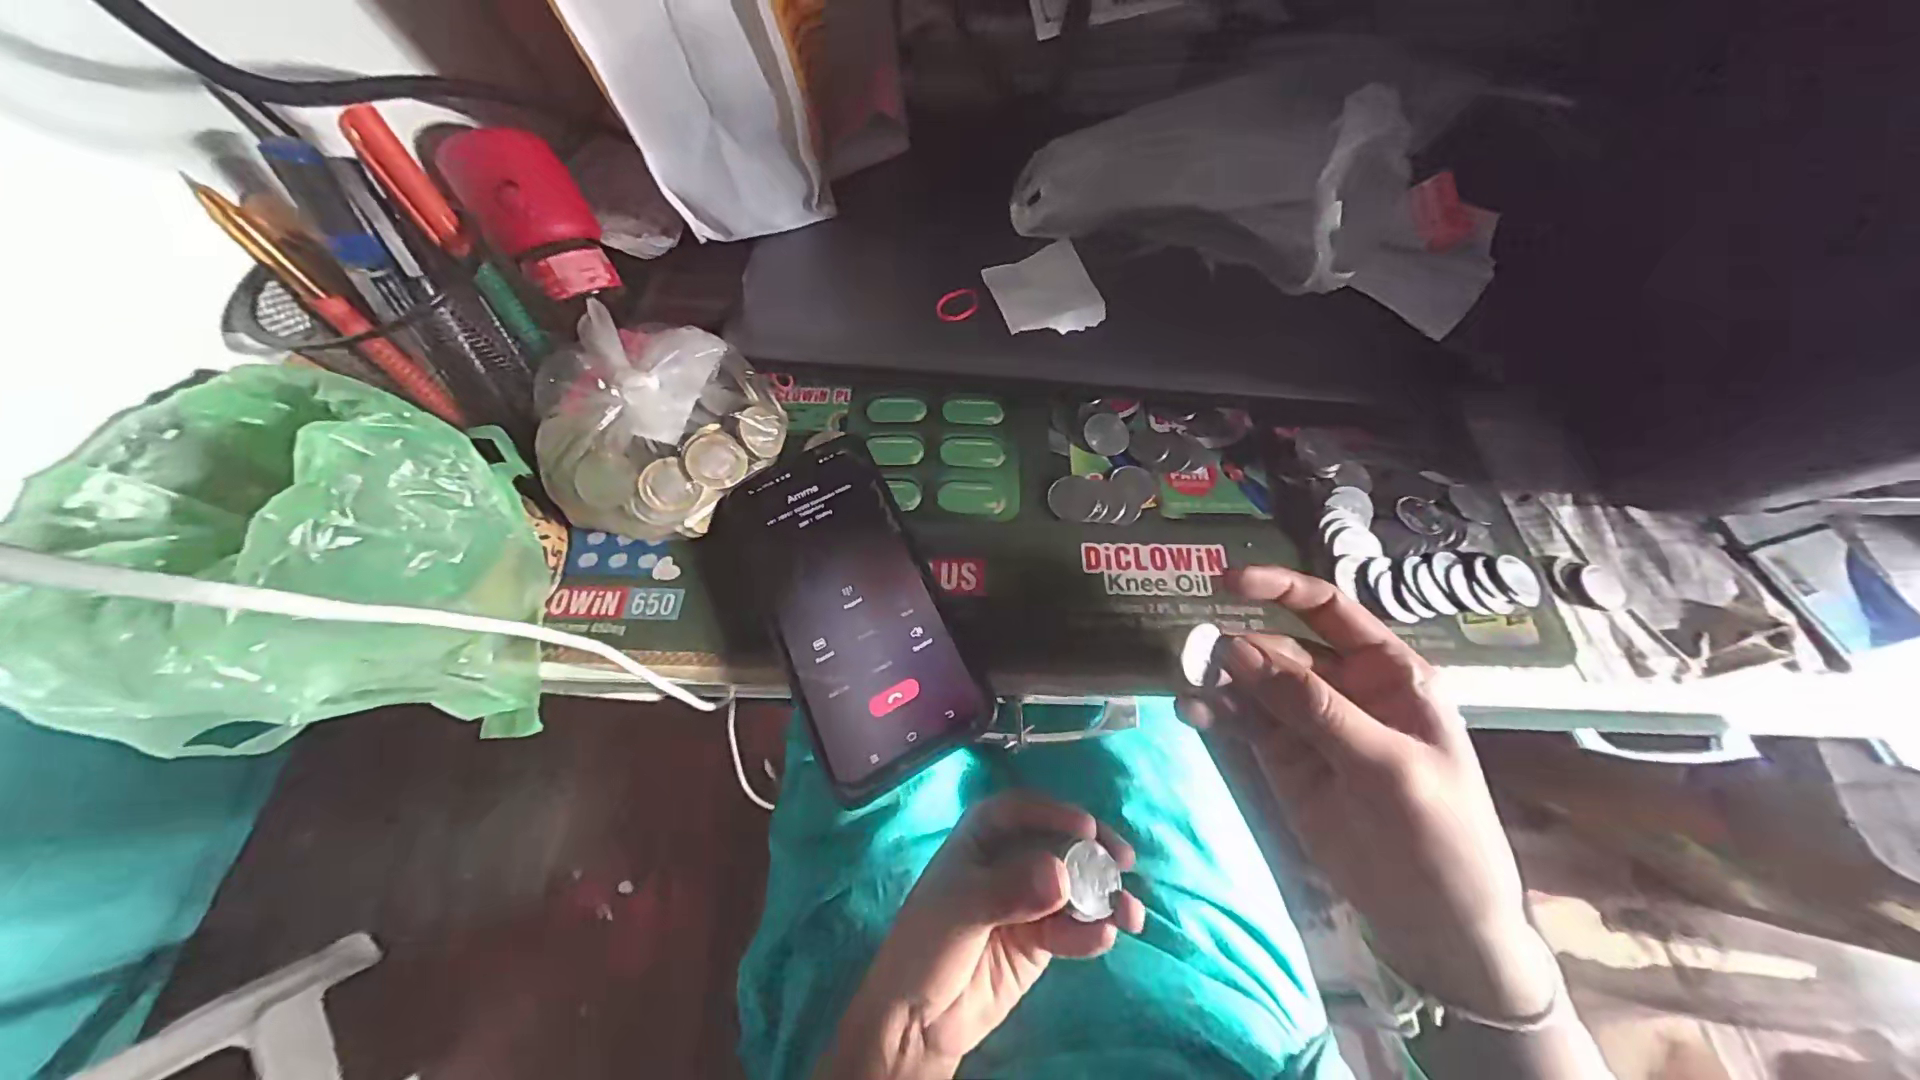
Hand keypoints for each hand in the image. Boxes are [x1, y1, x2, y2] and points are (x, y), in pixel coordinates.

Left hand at [815, 793, 1145, 1079]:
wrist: (917, 1019)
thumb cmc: (926, 945)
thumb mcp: (960, 909)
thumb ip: (1008, 890)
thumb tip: (1061, 875)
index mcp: (981, 836)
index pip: (1022, 811)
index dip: (1055, 813)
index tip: (1088, 829)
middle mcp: (1009, 860)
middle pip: (1057, 843)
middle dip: (1092, 851)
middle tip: (1124, 861)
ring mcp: (1028, 899)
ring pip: (1073, 886)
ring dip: (1103, 896)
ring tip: (1130, 915)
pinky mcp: (1040, 938)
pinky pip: (1072, 928)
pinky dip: (1090, 931)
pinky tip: (1104, 938)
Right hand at [1176, 566, 1557, 1020]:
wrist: (1434, 921)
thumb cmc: (1439, 832)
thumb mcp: (1385, 764)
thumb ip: (1311, 706)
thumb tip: (1236, 648)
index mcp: (1386, 673)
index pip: (1327, 611)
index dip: (1279, 589)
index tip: (1226, 582)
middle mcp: (1342, 686)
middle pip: (1277, 648)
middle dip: (1238, 649)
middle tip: (1200, 661)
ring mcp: (1306, 722)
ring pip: (1251, 683)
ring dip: (1218, 681)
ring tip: (1190, 690)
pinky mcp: (1280, 755)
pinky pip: (1240, 721)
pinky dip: (1214, 714)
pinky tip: (1192, 714)